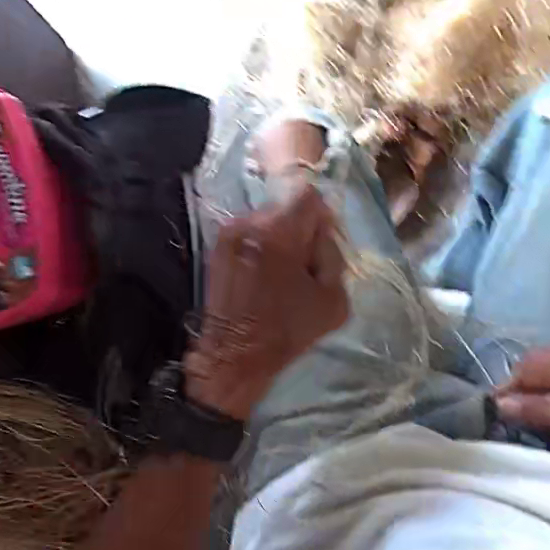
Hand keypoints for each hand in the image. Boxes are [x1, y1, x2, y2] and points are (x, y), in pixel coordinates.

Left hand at [185, 183, 349, 418]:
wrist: (233, 355)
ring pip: (266, 222)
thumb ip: (333, 255)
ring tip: (279, 275)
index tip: (321, 244)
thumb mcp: (333, 297)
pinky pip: (248, 237)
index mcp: (279, 231)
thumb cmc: (286, 330)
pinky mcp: (215, 249)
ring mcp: (228, 234)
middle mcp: (249, 223)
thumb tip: (321, 236)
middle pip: (286, 208)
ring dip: (278, 240)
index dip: (321, 218)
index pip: (309, 195)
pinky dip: (259, 250)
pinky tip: (261, 278)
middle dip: (299, 231)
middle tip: (302, 264)